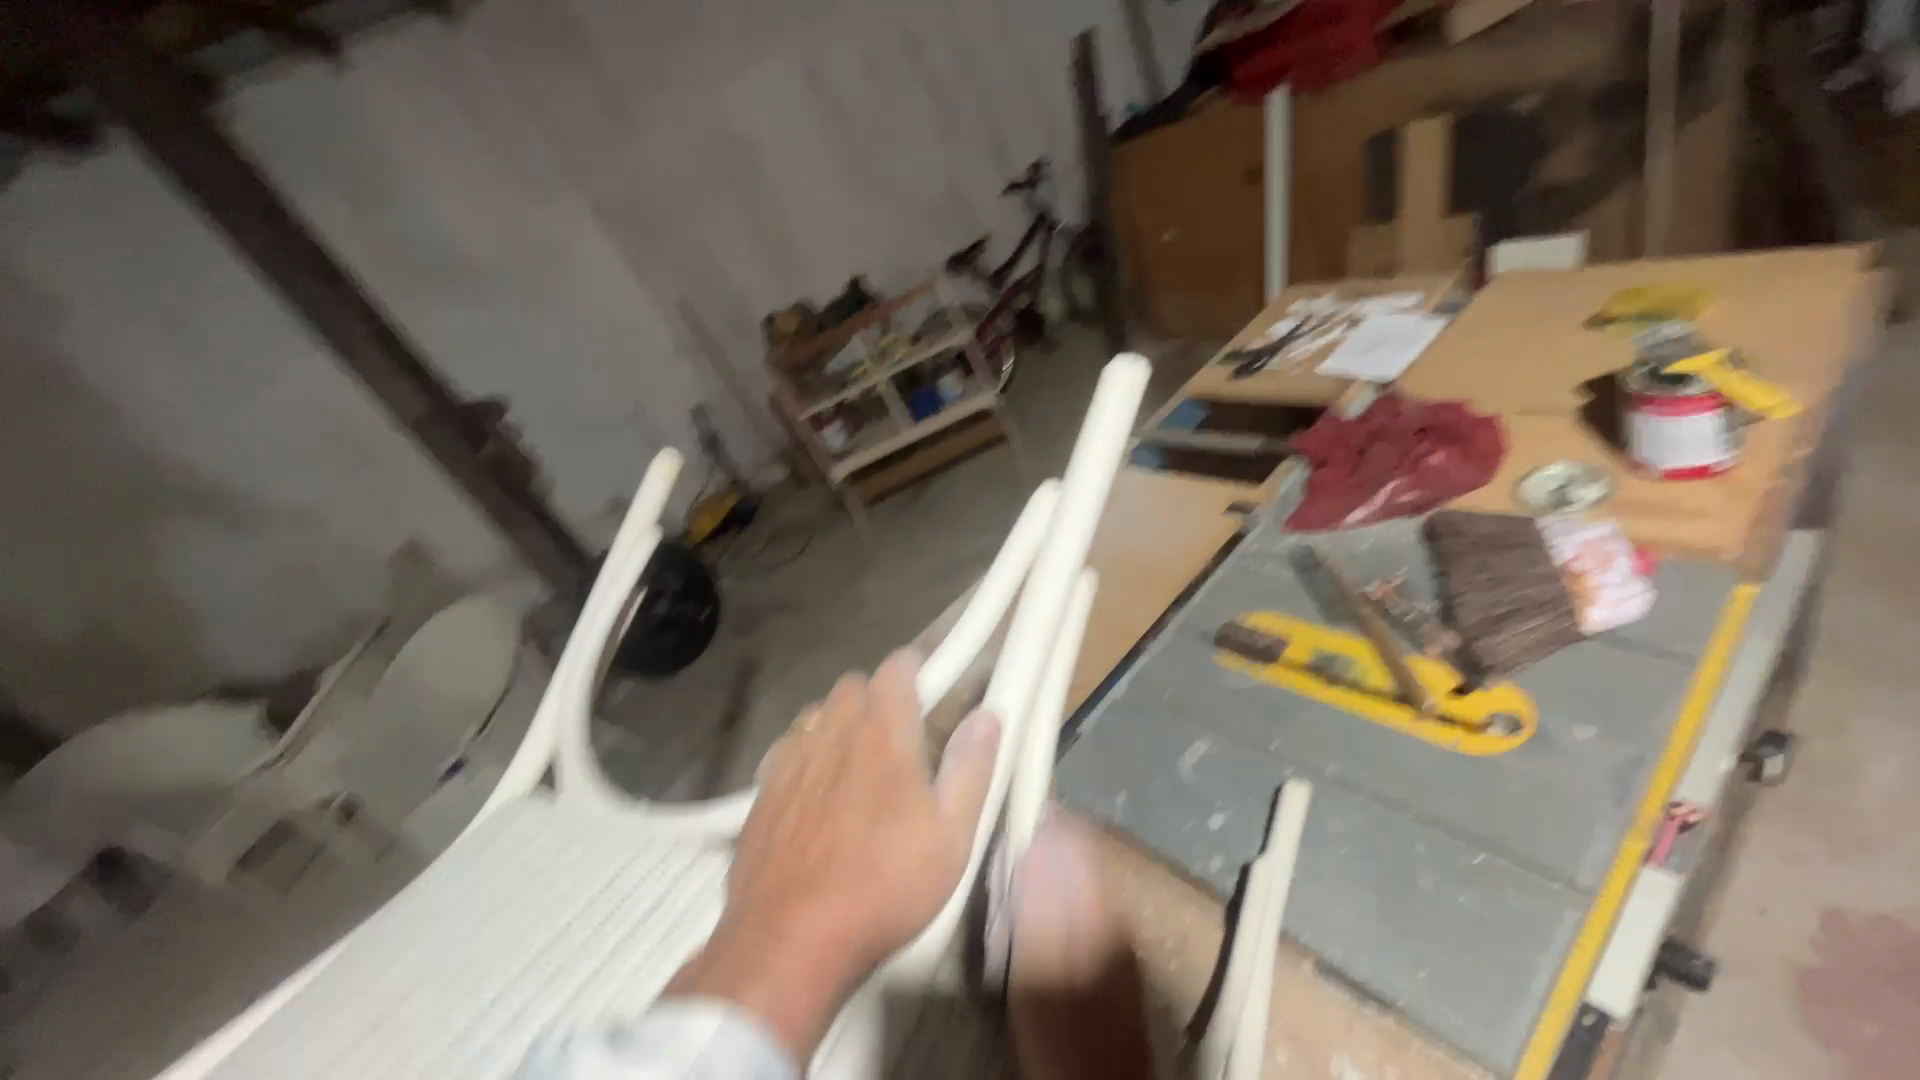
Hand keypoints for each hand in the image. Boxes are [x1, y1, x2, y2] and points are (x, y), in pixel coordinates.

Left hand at [664, 649, 1001, 1059]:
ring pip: (817, 713)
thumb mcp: (951, 837)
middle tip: (898, 738)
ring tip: (856, 765)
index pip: (896, 667)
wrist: (791, 939)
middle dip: (877, 698)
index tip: (928, 686)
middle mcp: (833, 732)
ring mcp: (790, 758)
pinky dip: (806, 752)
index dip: (914, 668)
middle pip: (853, 685)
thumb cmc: (885, 888)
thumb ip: (971, 768)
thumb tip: (988, 715)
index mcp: (884, 735)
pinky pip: (788, 747)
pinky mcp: (761, 788)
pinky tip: (815, 791)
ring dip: (840, 723)